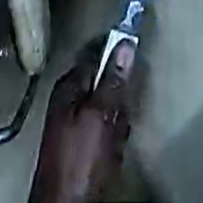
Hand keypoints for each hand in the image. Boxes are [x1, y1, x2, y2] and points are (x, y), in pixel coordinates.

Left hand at [29, 41, 134, 202]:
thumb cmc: (79, 159)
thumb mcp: (99, 116)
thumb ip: (112, 81)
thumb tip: (126, 44)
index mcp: (68, 87)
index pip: (96, 57)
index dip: (116, 62)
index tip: (134, 69)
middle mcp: (69, 101)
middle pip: (106, 87)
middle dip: (120, 103)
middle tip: (121, 119)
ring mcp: (75, 125)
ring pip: (110, 113)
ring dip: (119, 126)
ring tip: (116, 142)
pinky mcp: (84, 147)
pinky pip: (108, 135)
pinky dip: (114, 144)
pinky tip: (112, 155)